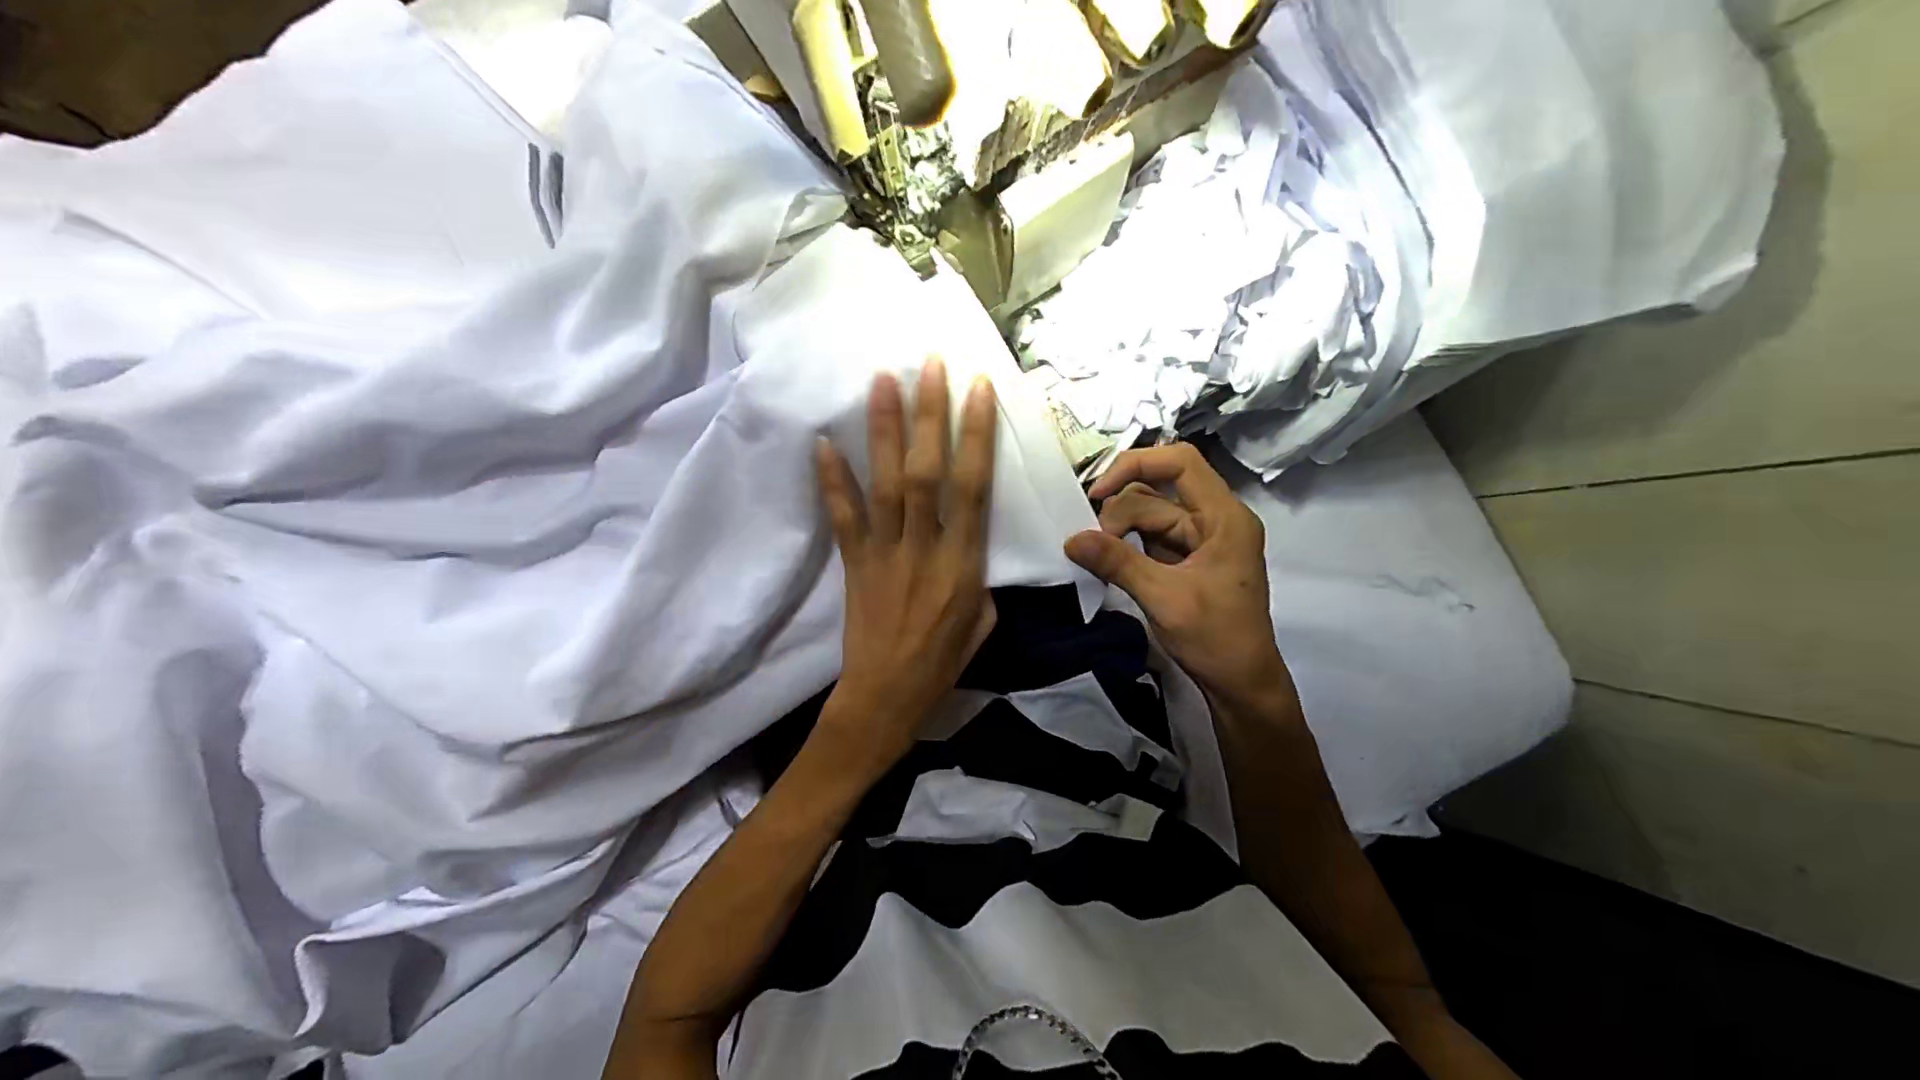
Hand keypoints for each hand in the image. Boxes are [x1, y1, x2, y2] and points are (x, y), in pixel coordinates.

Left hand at [816, 359, 997, 766]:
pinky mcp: (853, 564)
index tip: (978, 389)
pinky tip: (823, 442)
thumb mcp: (984, 621)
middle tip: (928, 364)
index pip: (973, 488)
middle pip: (927, 472)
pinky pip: (842, 516)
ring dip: (884, 431)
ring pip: (886, 484)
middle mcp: (924, 549)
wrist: (884, 699)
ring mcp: (884, 554)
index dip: (976, 436)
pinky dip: (832, 480)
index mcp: (964, 564)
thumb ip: (981, 575)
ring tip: (881, 380)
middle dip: (930, 415)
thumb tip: (972, 538)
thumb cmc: (942, 665)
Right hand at [1064, 443, 1291, 710]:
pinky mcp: (1187, 560)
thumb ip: (1117, 563)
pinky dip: (1126, 547)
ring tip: (1095, 555)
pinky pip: (1150, 539)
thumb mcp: (1163, 598)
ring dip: (1118, 532)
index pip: (1181, 463)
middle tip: (1092, 546)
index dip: (1135, 466)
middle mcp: (1214, 520)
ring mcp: (1200, 540)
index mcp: (1224, 518)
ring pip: (1149, 516)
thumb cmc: (1215, 639)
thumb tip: (1071, 540)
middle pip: (1157, 493)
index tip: (1098, 494)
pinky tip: (1105, 561)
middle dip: (1119, 513)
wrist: (1241, 684)